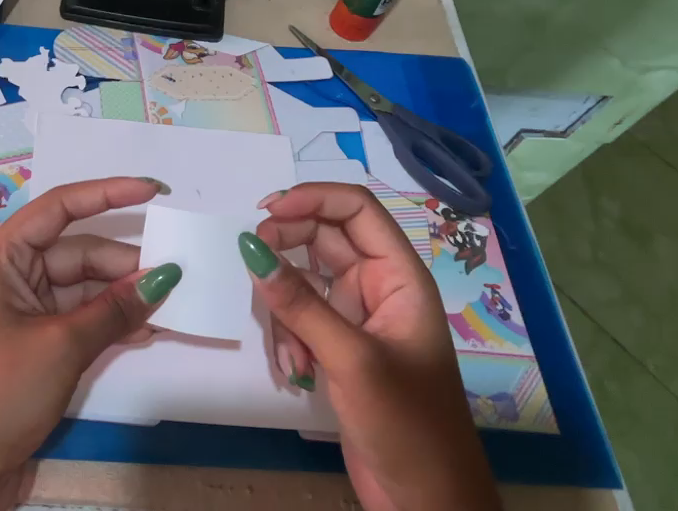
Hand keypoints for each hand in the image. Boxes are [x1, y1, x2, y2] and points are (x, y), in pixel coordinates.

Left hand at [0, 177, 180, 509]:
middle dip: (126, 262)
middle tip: (179, 272)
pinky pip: (85, 315)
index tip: (153, 189)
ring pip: (87, 285)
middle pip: (81, 251)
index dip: (108, 192)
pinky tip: (150, 328)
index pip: (61, 206)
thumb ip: (115, 308)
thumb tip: (165, 277)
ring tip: (174, 302)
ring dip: (126, 294)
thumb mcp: (61, 346)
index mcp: (4, 255)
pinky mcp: (40, 339)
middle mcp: (15, 271)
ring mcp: (28, 306)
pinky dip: (114, 320)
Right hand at [243, 183, 500, 510]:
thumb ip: (299, 302)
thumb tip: (249, 247)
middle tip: (251, 261)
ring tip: (288, 348)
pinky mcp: (339, 346)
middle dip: (286, 248)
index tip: (265, 211)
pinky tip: (294, 371)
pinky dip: (288, 335)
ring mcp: (357, 316)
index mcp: (399, 276)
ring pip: (305, 279)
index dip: (311, 198)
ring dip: (285, 305)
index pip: (355, 209)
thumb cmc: (407, 426)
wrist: (427, 505)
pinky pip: (300, 317)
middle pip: (323, 238)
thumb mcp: (351, 360)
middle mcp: (379, 286)